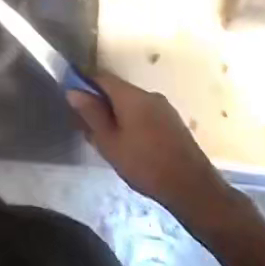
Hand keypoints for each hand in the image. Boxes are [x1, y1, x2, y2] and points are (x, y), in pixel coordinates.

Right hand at [68, 72, 230, 220]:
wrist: (192, 188)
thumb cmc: (144, 164)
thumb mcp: (109, 142)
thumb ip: (91, 114)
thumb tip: (74, 91)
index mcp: (131, 96)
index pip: (101, 77)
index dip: (83, 84)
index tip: (72, 100)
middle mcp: (149, 95)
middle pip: (117, 90)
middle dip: (100, 103)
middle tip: (87, 127)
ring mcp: (164, 108)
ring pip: (131, 103)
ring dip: (116, 114)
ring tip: (107, 140)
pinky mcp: (173, 122)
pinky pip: (145, 113)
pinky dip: (132, 122)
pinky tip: (129, 144)